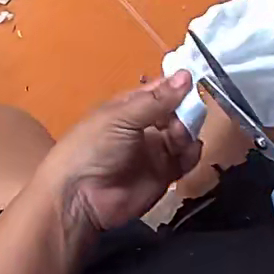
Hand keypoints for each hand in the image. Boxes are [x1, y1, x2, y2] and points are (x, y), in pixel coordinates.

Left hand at [34, 72, 201, 240]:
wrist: (79, 199)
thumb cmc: (93, 148)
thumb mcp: (122, 117)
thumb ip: (157, 100)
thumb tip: (186, 75)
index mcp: (130, 107)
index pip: (160, 90)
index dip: (177, 85)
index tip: (194, 81)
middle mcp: (145, 126)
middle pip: (177, 112)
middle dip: (186, 110)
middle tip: (185, 115)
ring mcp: (156, 151)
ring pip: (184, 134)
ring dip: (188, 131)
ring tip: (179, 137)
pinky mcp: (165, 174)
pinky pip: (186, 159)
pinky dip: (192, 153)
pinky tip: (189, 150)